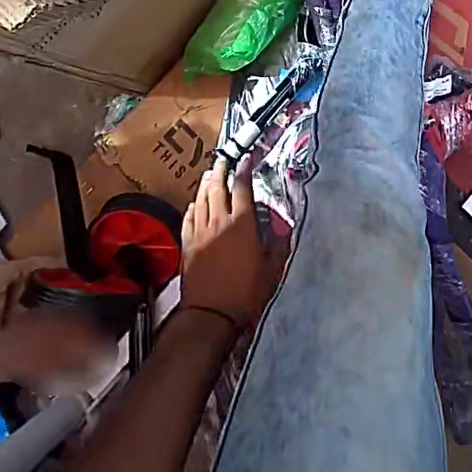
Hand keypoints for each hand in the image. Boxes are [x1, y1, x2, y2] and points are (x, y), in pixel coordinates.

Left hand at [179, 162, 272, 324]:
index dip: (244, 169)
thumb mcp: (272, 270)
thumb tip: (283, 224)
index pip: (242, 186)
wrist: (212, 313)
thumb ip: (279, 243)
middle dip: (220, 169)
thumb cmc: (246, 294)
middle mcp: (219, 220)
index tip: (245, 159)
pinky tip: (196, 203)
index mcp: (242, 224)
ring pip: (201, 198)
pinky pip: (189, 216)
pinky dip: (194, 205)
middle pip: (217, 186)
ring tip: (209, 174)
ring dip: (206, 183)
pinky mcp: (188, 242)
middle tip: (223, 160)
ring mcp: (200, 230)